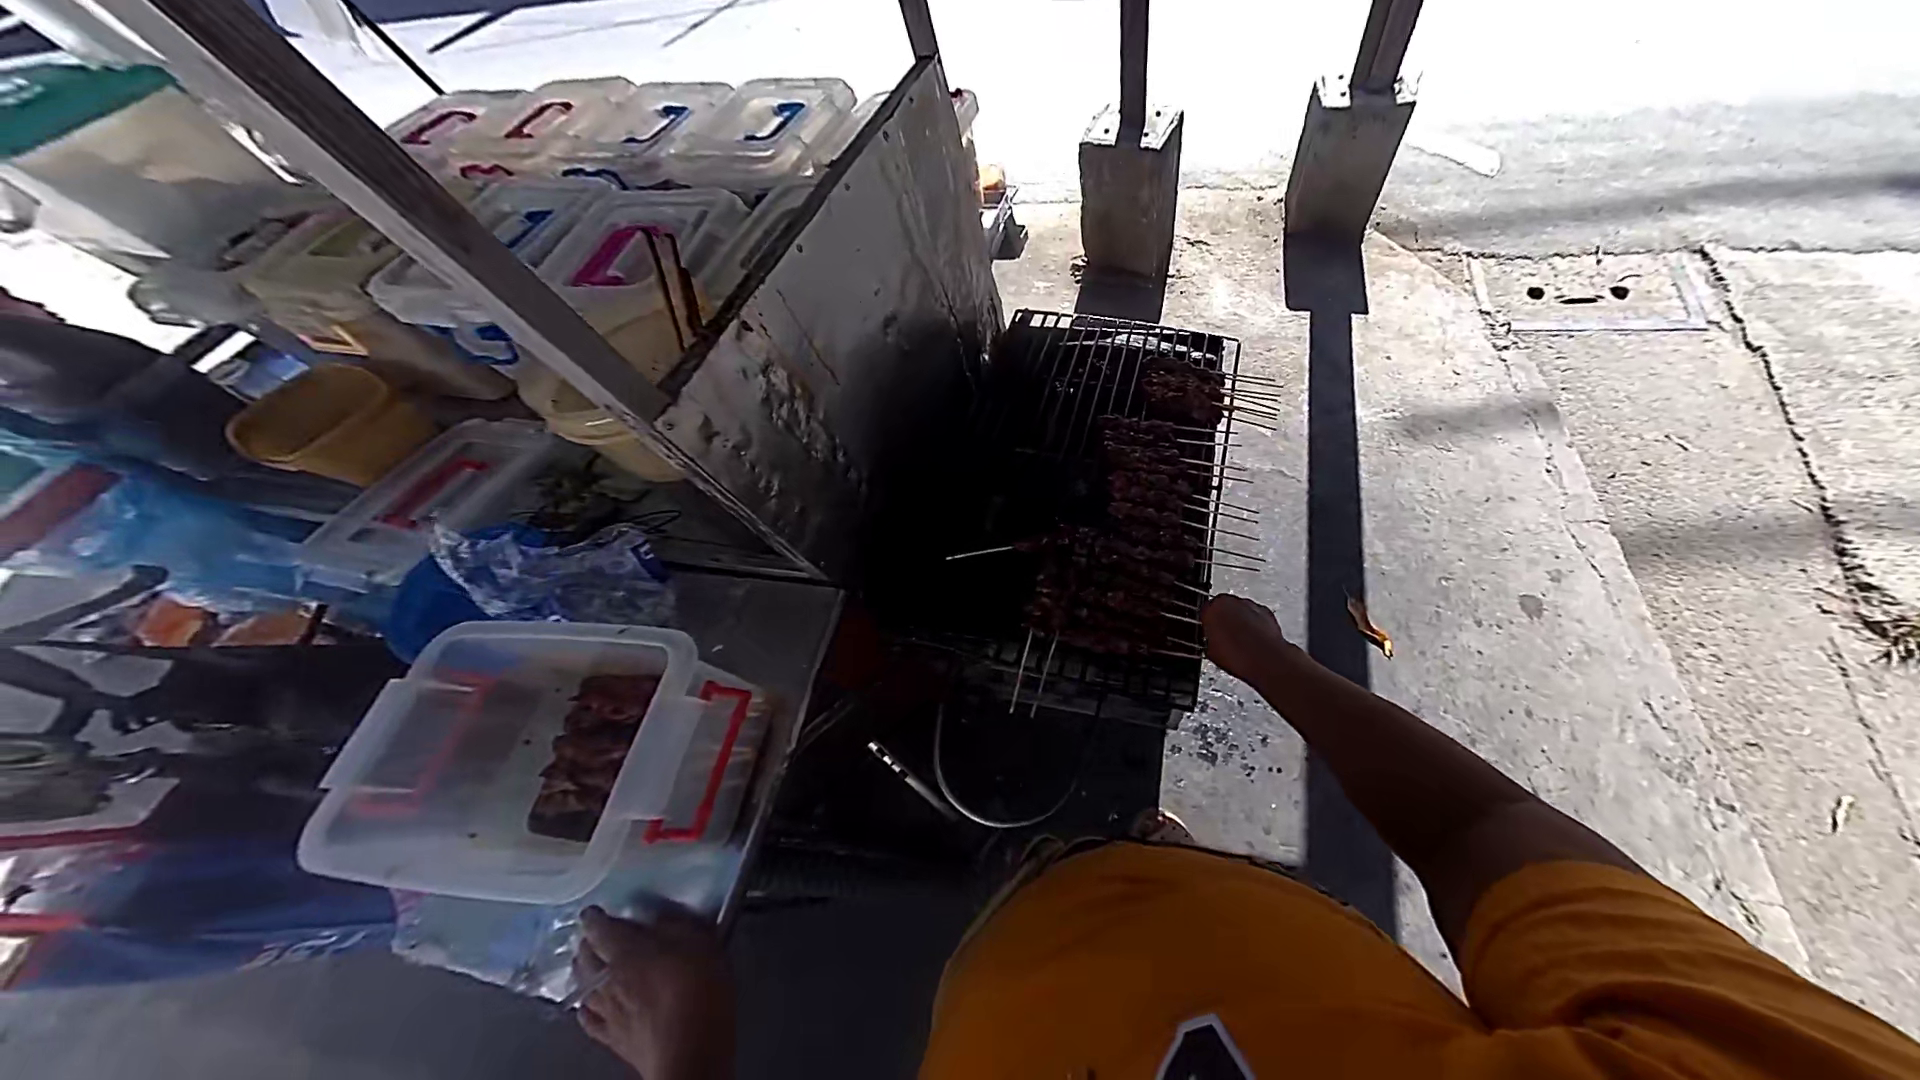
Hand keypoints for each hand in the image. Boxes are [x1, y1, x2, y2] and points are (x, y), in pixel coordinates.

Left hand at [574, 904, 734, 1079]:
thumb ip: (676, 926)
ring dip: (583, 973)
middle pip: (586, 959)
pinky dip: (585, 1008)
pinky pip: (589, 1020)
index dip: (593, 918)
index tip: (591, 911)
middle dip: (587, 944)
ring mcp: (608, 1012)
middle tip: (593, 936)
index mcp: (627, 952)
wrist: (691, 1050)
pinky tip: (587, 1006)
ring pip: (583, 988)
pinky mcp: (612, 1040)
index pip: (600, 929)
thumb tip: (658, 920)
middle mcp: (608, 980)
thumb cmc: (698, 988)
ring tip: (588, 964)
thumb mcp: (701, 941)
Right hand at [1200, 594, 1291, 684]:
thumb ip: (1209, 639)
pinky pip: (1256, 616)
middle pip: (1223, 608)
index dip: (1207, 624)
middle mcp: (1231, 602)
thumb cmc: (1239, 656)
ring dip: (1240, 621)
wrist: (1267, 661)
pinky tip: (1254, 641)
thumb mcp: (1211, 652)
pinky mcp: (1266, 612)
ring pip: (1240, 610)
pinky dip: (1255, 624)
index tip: (1208, 633)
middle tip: (1224, 637)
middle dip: (1224, 620)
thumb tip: (1212, 642)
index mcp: (1212, 608)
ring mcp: (1250, 606)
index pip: (1204, 612)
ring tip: (1240, 641)